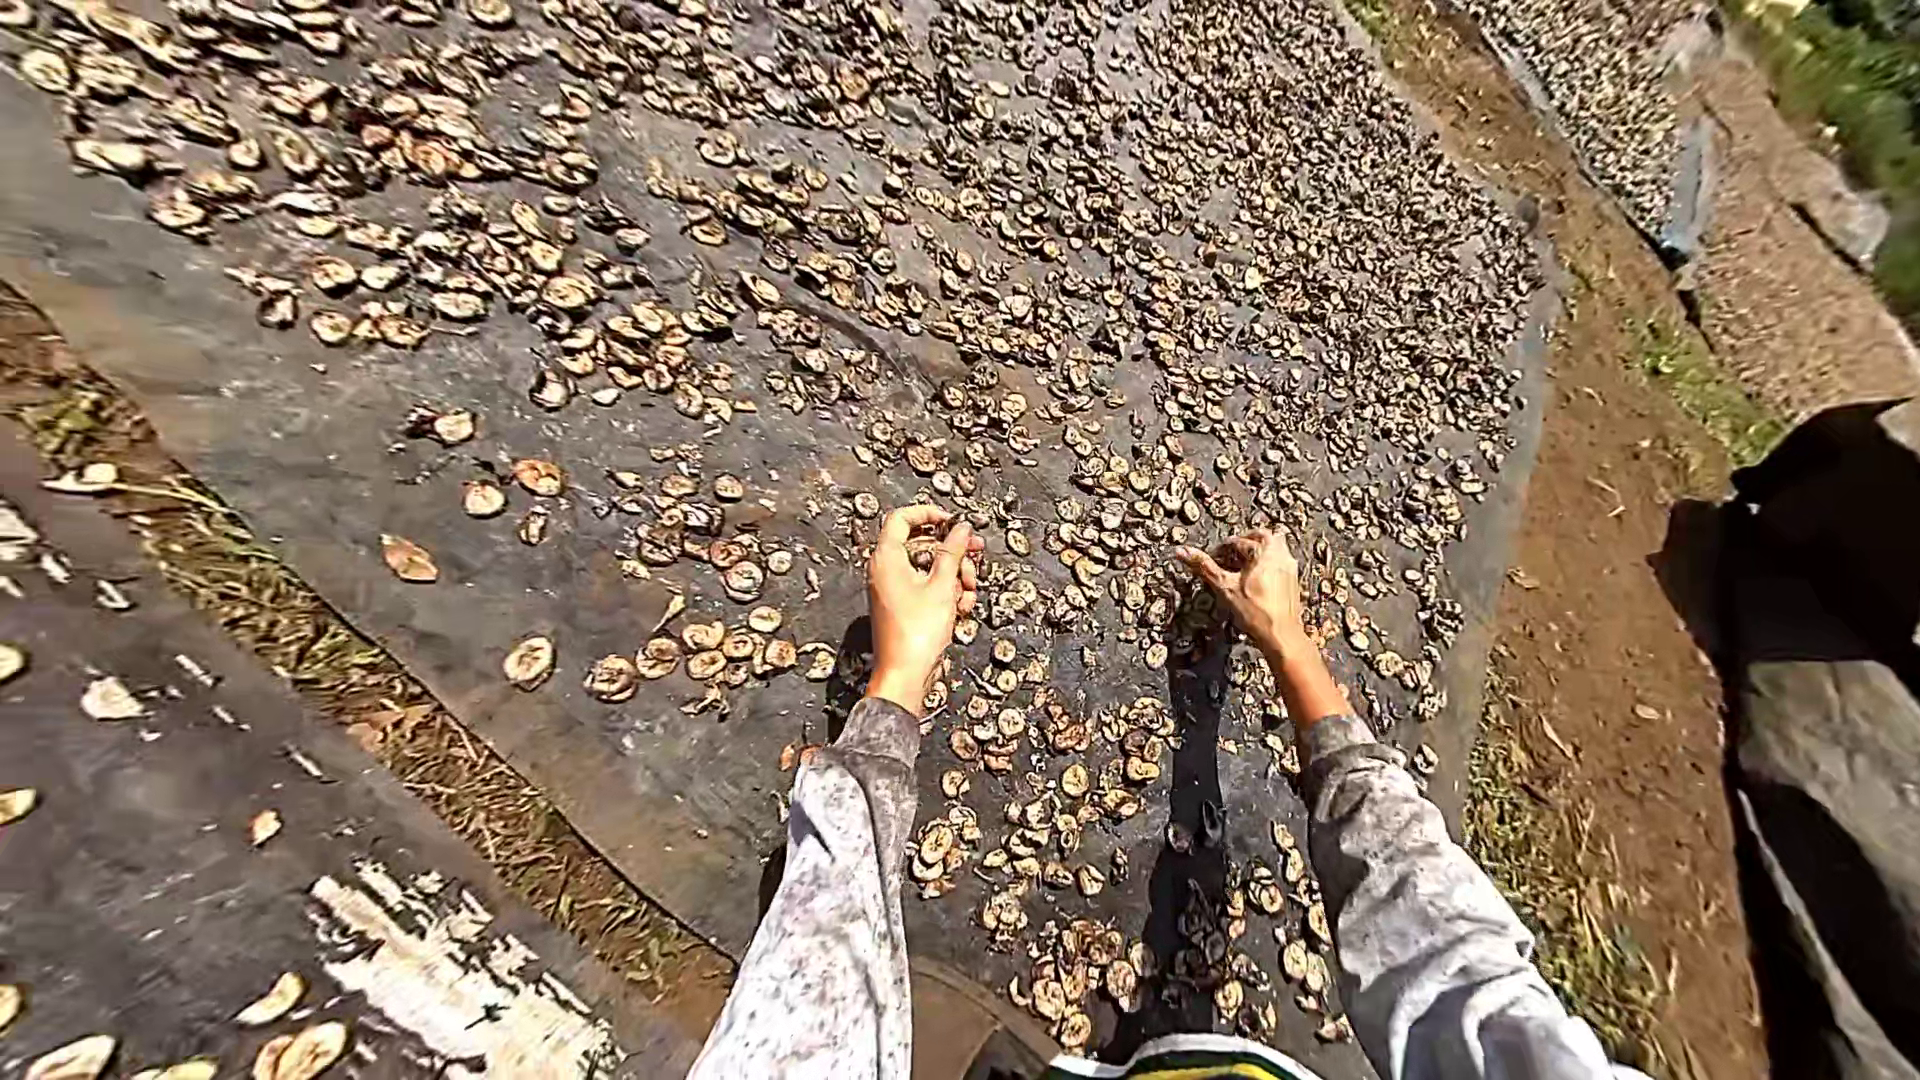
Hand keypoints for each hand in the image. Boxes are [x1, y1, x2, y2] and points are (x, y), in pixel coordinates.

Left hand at [866, 504, 982, 714]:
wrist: (905, 674)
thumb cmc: (916, 632)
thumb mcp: (942, 585)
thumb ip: (953, 551)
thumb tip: (962, 528)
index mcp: (886, 558)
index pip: (901, 519)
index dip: (928, 514)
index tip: (952, 521)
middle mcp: (886, 570)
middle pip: (921, 543)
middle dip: (952, 550)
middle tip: (975, 552)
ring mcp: (894, 588)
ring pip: (928, 567)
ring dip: (954, 574)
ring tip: (968, 590)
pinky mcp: (904, 605)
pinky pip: (927, 587)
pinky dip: (946, 592)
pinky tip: (961, 606)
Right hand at [1176, 527, 1308, 659]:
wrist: (1281, 635)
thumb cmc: (1256, 612)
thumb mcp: (1224, 586)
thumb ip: (1204, 566)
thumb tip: (1182, 552)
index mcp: (1263, 552)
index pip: (1237, 541)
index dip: (1221, 549)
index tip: (1213, 558)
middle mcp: (1280, 556)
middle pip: (1261, 536)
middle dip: (1243, 541)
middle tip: (1229, 551)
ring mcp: (1289, 567)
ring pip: (1275, 546)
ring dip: (1258, 549)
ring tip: (1242, 562)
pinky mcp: (1293, 579)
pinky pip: (1280, 560)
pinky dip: (1267, 560)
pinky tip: (1256, 576)